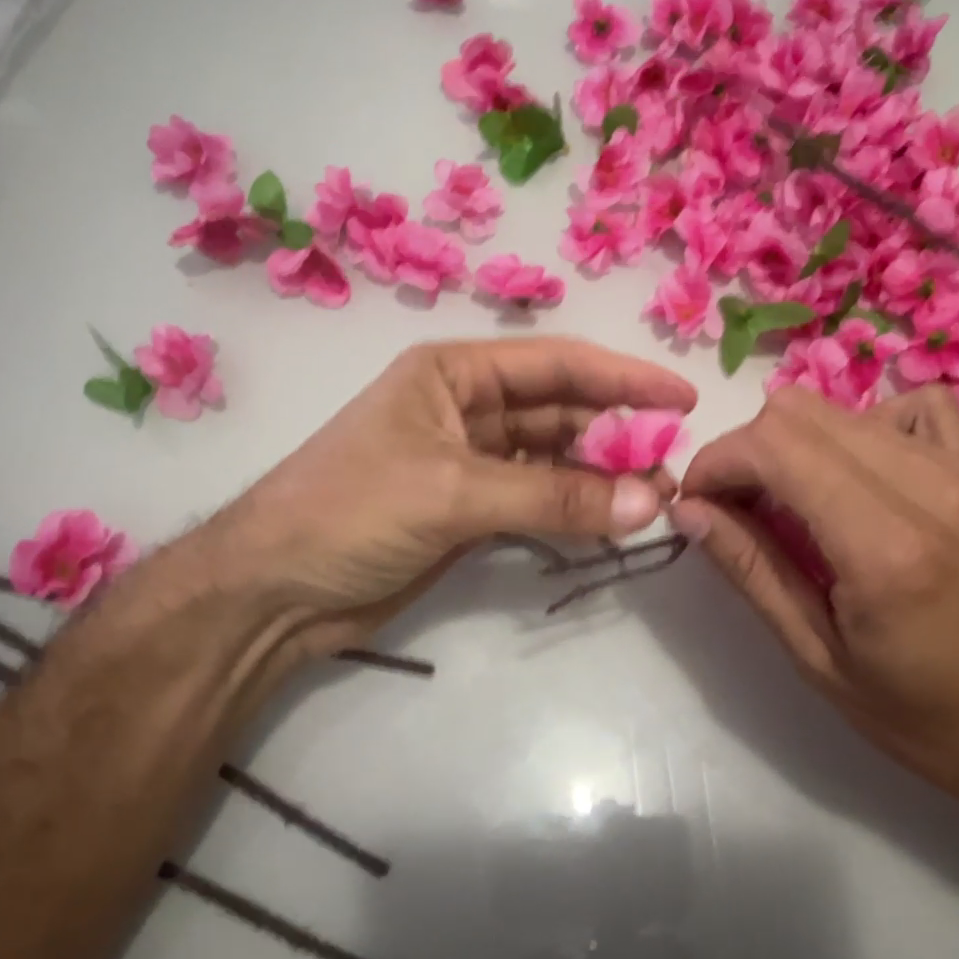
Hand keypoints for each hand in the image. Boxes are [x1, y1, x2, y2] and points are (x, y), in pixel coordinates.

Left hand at [177, 337, 696, 658]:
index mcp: (453, 374)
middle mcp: (467, 410)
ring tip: (656, 502)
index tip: (684, 398)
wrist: (274, 592)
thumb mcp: (453, 492)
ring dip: (602, 479)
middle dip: (618, 436)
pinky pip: (540, 502)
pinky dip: (575, 512)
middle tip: (676, 467)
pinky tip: (613, 524)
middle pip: (561, 412)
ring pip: (555, 460)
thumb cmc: (351, 512)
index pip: (557, 365)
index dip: (623, 378)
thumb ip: (554, 496)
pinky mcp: (471, 514)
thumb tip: (651, 502)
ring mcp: (471, 464)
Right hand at [670, 385, 958, 806]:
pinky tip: (860, 479)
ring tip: (793, 504)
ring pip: (844, 406)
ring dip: (796, 445)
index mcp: (882, 546)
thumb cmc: (931, 719)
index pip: (772, 448)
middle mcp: (925, 487)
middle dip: (746, 452)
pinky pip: (910, 409)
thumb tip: (689, 510)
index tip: (695, 504)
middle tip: (736, 511)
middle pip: (798, 411)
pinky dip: (864, 429)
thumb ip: (753, 572)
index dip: (715, 463)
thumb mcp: (822, 662)